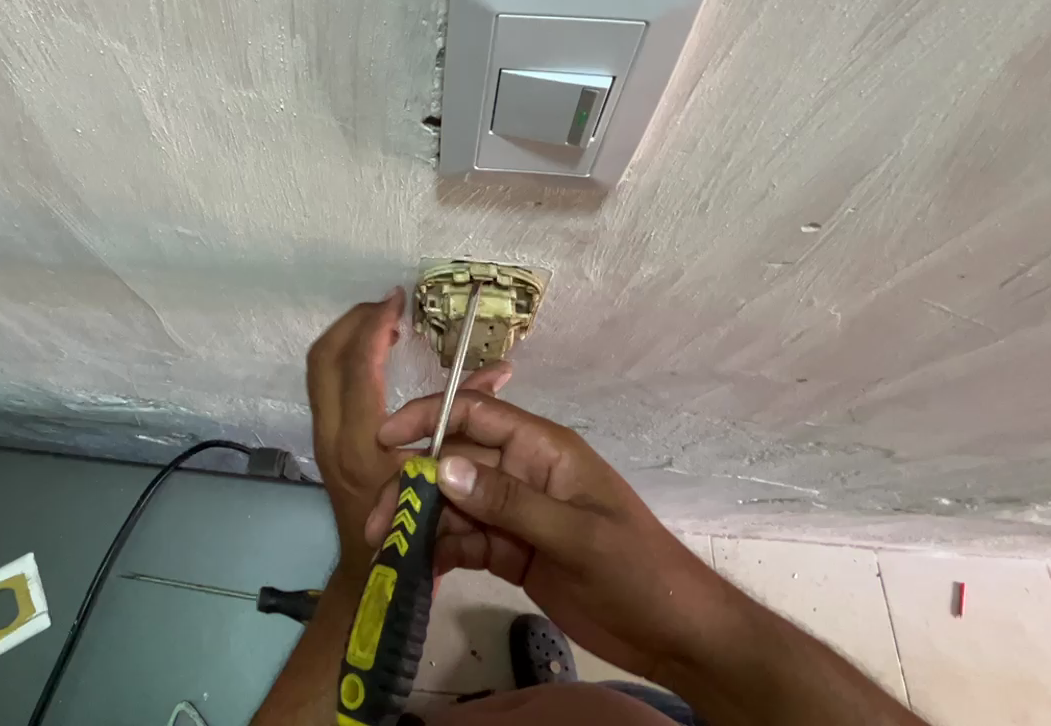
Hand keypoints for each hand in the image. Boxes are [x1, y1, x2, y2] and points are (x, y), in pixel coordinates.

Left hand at [305, 290, 509, 558]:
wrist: (373, 573)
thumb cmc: (418, 530)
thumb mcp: (452, 474)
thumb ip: (474, 421)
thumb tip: (500, 371)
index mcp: (362, 439)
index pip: (358, 363)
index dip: (376, 325)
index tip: (398, 302)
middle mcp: (333, 433)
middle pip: (325, 356)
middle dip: (353, 322)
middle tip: (387, 307)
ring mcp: (323, 437)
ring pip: (318, 369)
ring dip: (346, 338)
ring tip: (382, 325)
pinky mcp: (323, 441)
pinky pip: (323, 384)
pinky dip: (343, 359)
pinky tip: (373, 358)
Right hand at [362, 391, 710, 679]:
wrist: (674, 634)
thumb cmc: (636, 570)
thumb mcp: (576, 535)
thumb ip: (509, 502)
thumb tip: (442, 469)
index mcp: (542, 448)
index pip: (475, 415)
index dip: (429, 419)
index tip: (384, 439)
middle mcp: (522, 472)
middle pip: (454, 465)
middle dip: (413, 486)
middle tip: (376, 521)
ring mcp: (515, 512)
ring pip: (453, 506)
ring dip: (419, 524)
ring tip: (385, 550)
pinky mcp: (511, 550)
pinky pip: (465, 540)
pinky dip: (440, 552)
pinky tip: (417, 570)